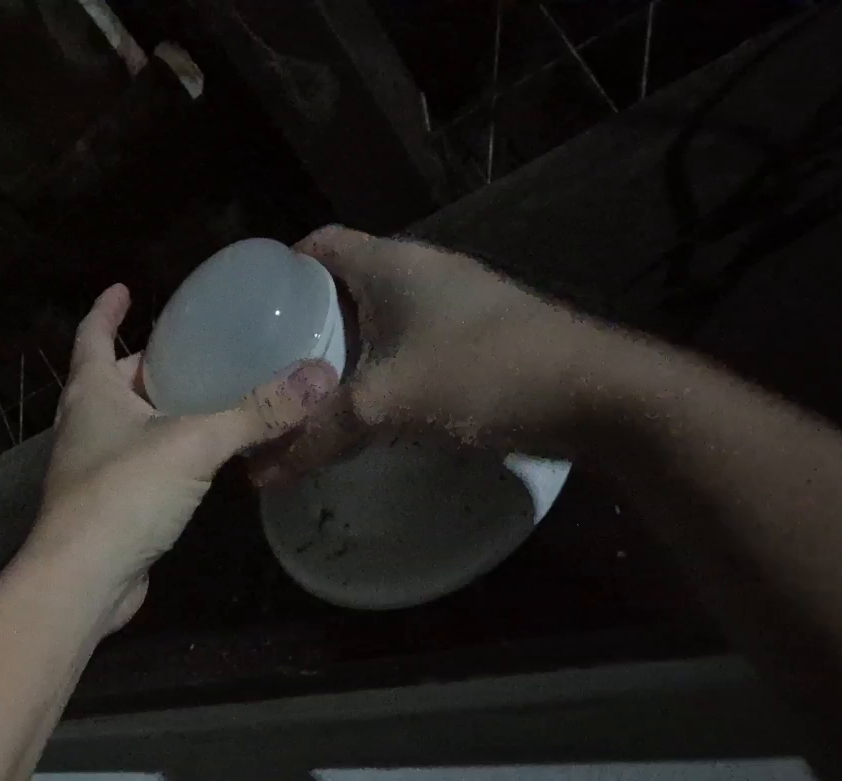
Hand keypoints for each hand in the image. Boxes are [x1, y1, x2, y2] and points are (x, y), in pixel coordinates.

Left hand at [25, 284, 336, 629]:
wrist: (83, 577)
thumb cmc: (124, 494)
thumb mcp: (194, 443)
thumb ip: (255, 412)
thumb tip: (320, 376)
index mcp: (90, 394)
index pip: (93, 337)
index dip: (106, 310)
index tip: (123, 287)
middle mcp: (83, 426)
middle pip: (111, 381)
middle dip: (144, 361)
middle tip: (189, 345)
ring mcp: (90, 469)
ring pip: (125, 425)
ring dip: (155, 408)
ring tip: (202, 395)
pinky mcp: (107, 506)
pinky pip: (138, 464)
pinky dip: (163, 452)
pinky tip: (196, 458)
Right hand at [253, 225, 618, 483]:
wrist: (596, 396)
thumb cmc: (483, 373)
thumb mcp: (386, 403)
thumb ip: (318, 434)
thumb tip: (257, 474)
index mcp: (391, 265)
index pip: (318, 246)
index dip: (278, 271)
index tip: (244, 311)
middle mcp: (417, 275)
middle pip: (339, 286)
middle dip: (299, 322)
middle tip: (259, 363)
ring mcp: (446, 307)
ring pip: (370, 322)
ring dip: (334, 353)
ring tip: (294, 390)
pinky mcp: (465, 340)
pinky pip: (397, 348)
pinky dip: (368, 372)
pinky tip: (352, 408)